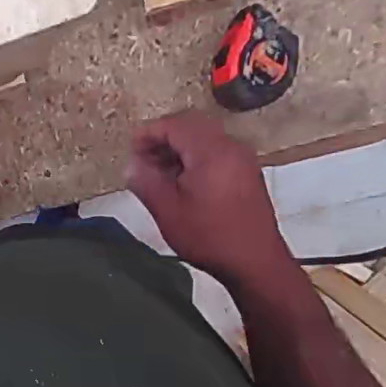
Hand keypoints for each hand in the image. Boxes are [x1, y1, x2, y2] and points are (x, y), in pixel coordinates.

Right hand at [126, 112, 297, 285]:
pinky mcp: (247, 174)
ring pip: (205, 140)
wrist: (254, 261)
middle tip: (142, 159)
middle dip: (164, 138)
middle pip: (192, 127)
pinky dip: (195, 158)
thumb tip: (131, 164)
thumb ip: (146, 182)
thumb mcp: (168, 211)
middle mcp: (230, 147)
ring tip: (157, 173)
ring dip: (179, 149)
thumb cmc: (208, 236)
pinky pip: (217, 153)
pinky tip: (182, 182)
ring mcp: (242, 160)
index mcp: (210, 151)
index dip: (149, 133)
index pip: (175, 125)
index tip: (131, 148)